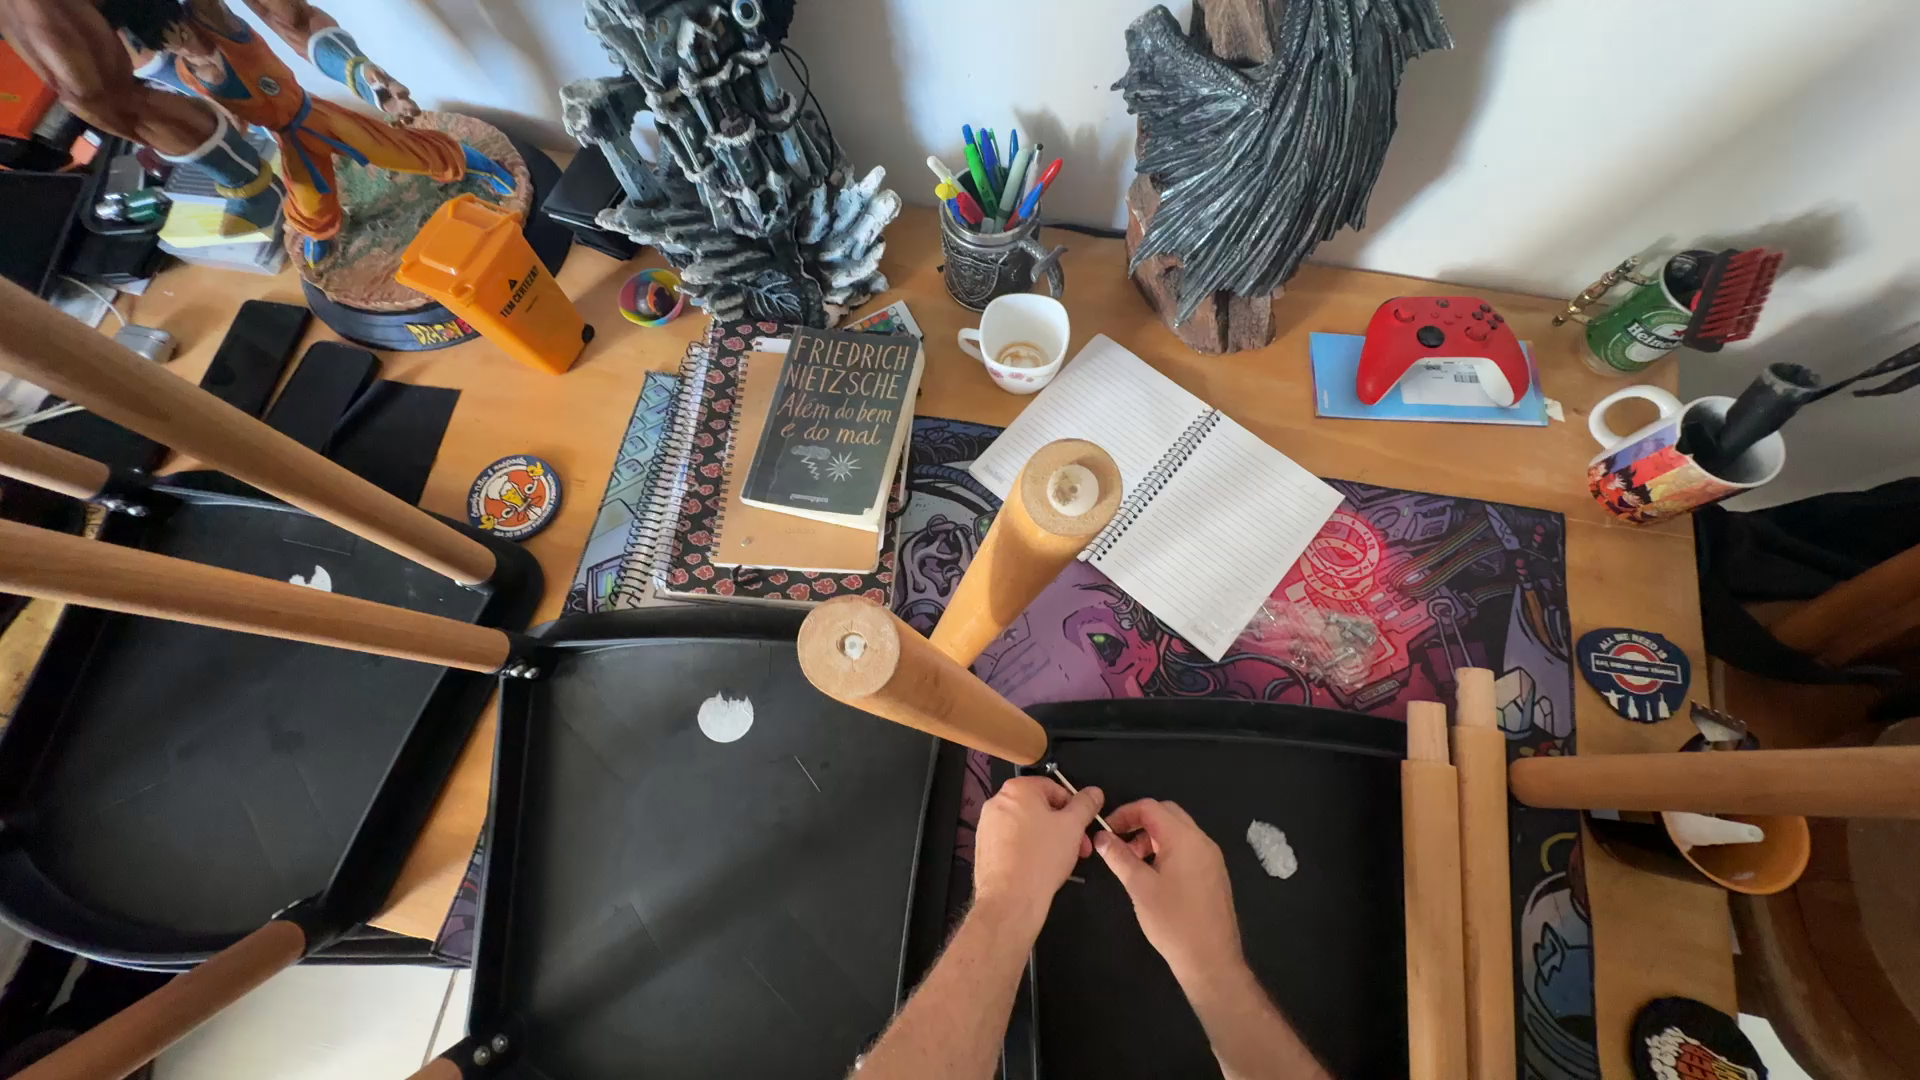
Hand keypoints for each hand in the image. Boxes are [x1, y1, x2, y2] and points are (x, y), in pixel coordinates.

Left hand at [359, 62, 420, 123]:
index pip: (403, 90)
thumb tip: (382, 82)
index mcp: (397, 87)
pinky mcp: (396, 114)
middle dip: (412, 109)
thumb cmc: (373, 76)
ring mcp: (400, 107)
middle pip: (412, 104)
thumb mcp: (371, 71)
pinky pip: (400, 121)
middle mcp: (403, 98)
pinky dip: (397, 124)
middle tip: (409, 112)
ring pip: (410, 115)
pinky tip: (392, 125)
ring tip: (403, 121)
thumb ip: (375, 75)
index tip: (397, 95)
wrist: (372, 84)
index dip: (402, 93)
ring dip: (408, 119)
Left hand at [972, 776, 1103, 932]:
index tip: (1083, 824)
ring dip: (1048, 838)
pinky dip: (1029, 849)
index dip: (1074, 808)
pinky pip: (1013, 841)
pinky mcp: (986, 847)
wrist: (1011, 899)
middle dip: (1063, 827)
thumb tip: (1093, 793)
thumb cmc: (1040, 859)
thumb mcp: (1073, 827)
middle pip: (1040, 808)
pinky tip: (1041, 867)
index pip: (1054, 788)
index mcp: (1018, 789)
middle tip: (1078, 845)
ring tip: (1061, 859)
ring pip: (1027, 826)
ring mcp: (989, 825)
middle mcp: (998, 802)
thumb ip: (1085, 805)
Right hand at [1094, 799, 1244, 986]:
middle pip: (1166, 813)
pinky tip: (1155, 875)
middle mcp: (1202, 841)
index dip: (1124, 814)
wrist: (1212, 962)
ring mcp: (1211, 857)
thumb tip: (1101, 836)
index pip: (1150, 807)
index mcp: (1184, 839)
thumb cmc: (1173, 921)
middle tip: (1120, 843)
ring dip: (1152, 837)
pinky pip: (1188, 847)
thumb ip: (1119, 856)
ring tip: (1134, 863)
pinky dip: (1167, 849)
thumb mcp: (1139, 887)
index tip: (1106, 832)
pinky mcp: (1214, 874)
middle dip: (1139, 822)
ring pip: (1178, 831)